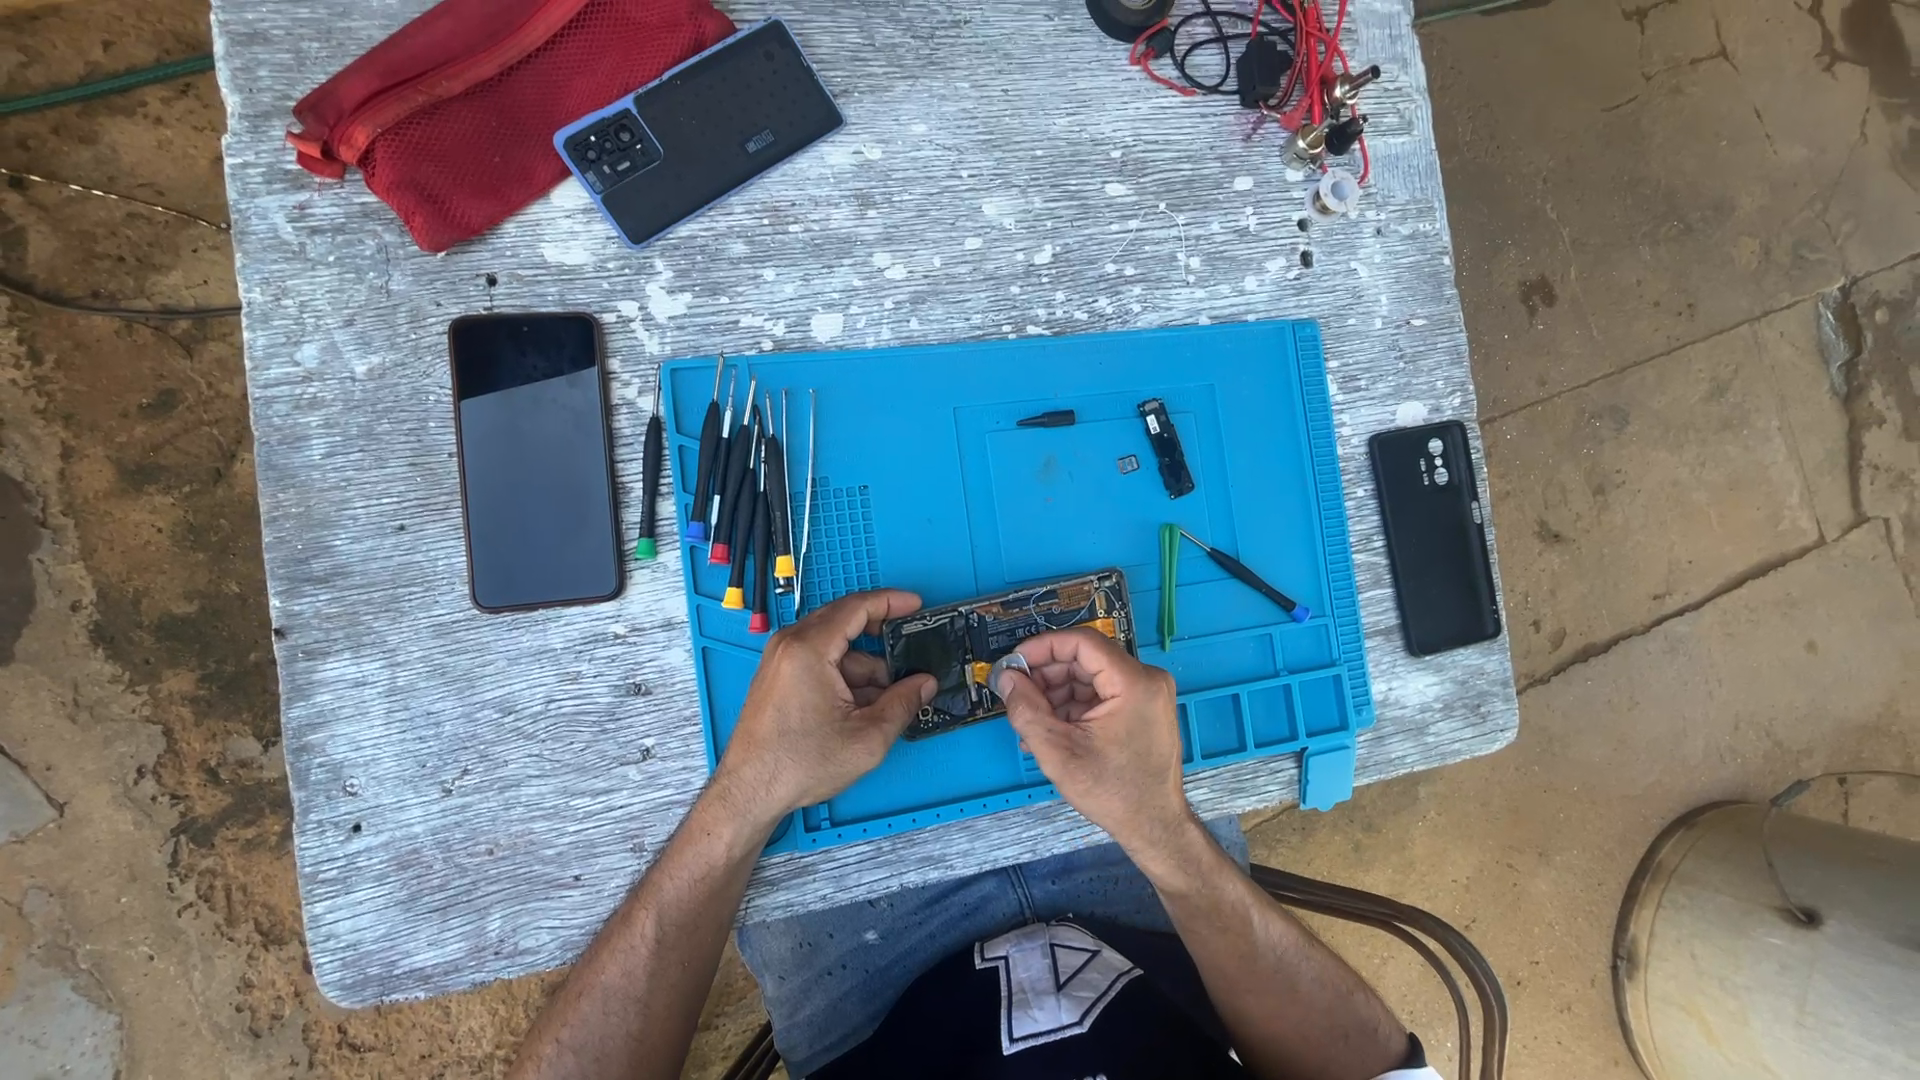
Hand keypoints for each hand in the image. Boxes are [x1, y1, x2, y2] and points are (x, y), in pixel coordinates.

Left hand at [712, 589, 935, 825]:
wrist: (750, 792)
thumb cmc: (795, 764)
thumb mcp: (867, 737)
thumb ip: (903, 704)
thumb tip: (924, 685)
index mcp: (809, 648)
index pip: (856, 606)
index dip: (891, 602)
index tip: (915, 605)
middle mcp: (790, 645)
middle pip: (845, 622)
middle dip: (881, 636)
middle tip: (909, 649)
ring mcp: (781, 660)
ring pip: (835, 646)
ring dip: (865, 666)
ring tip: (886, 699)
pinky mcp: (779, 677)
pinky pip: (820, 661)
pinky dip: (845, 675)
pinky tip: (862, 706)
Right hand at [995, 629, 1193, 853]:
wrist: (1154, 828)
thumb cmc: (1115, 793)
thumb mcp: (1059, 751)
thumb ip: (1027, 710)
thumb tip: (1007, 679)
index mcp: (1134, 682)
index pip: (1082, 642)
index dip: (1043, 647)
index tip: (1015, 662)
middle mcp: (1145, 680)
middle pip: (1084, 659)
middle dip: (1046, 675)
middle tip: (1016, 695)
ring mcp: (1145, 694)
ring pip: (1088, 677)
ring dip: (1056, 693)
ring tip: (1031, 722)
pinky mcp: (1140, 709)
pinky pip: (1099, 694)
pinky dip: (1072, 706)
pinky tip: (1050, 728)